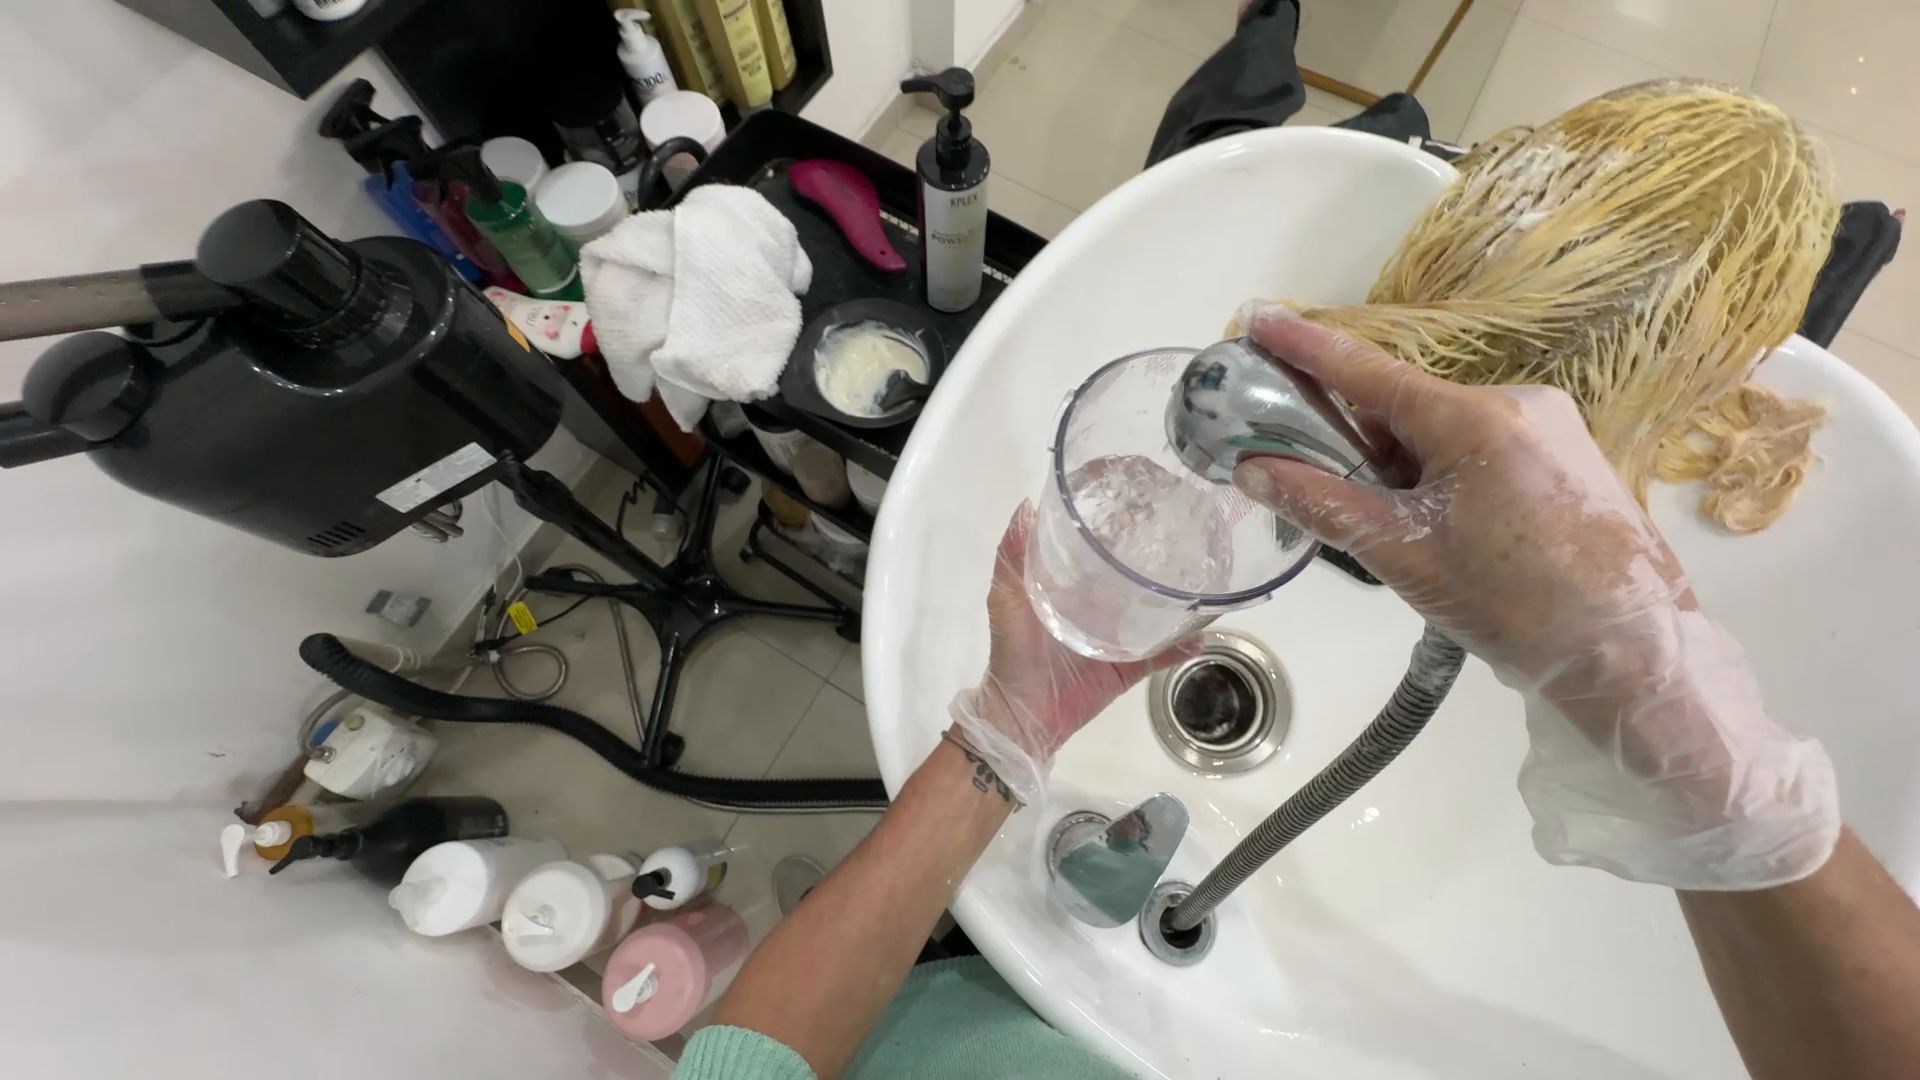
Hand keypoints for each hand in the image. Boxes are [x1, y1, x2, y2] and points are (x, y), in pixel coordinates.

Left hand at [950, 502, 1192, 803]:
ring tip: (1206, 570)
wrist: (1023, 714)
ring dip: (1175, 596)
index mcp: (1069, 585)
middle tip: (1188, 526)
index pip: (1096, 547)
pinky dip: (1183, 645)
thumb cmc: (1012, 651)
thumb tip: (1025, 505)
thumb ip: (1011, 557)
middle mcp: (1096, 605)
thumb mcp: (1005, 598)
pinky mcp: (1128, 665)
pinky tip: (1204, 632)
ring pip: (1152, 609)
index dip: (1116, 524)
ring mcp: (1116, 635)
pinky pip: (1162, 653)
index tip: (1142, 494)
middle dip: (1155, 552)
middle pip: (1131, 574)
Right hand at [1229, 308, 1688, 686]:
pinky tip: (1441, 527)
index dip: (1305, 345)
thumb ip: (1319, 504)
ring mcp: (1548, 427)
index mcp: (1474, 419)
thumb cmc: (1511, 601)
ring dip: (1398, 467)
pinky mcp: (1562, 455)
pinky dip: (1435, 474)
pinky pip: (1473, 447)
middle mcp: (1516, 404)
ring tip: (1400, 531)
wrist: (1631, 653)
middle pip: (1401, 408)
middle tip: (1331, 491)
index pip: (1367, 372)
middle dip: (1357, 443)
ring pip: (1437, 431)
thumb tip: (1250, 469)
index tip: (1259, 317)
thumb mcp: (1399, 552)